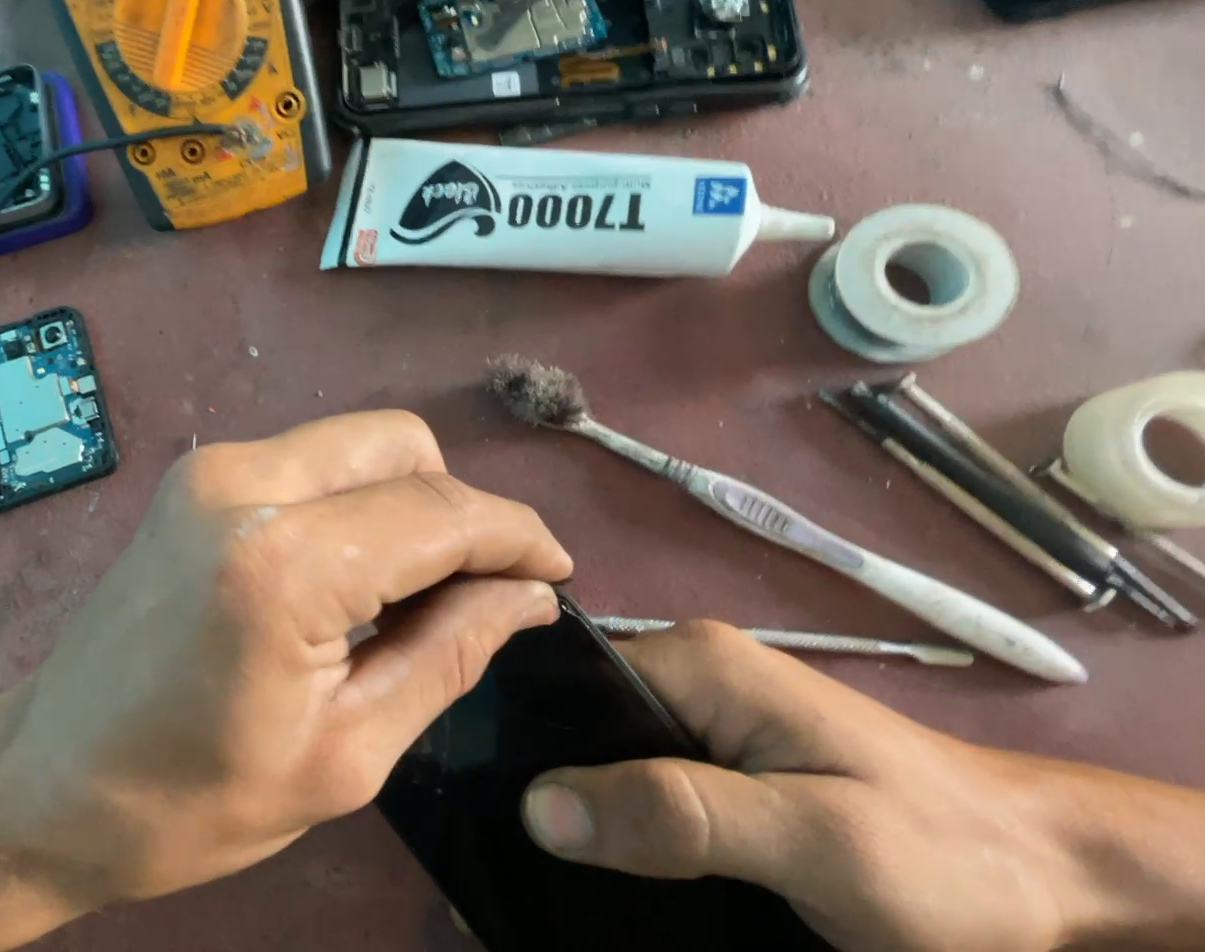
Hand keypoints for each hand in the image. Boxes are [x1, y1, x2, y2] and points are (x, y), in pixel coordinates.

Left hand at [0, 411, 572, 910]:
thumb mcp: (345, 752)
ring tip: (408, 594)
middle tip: (472, 593)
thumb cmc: (192, 798)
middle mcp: (242, 480)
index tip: (555, 574)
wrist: (49, 778)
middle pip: (401, 446)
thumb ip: (447, 653)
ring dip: (405, 501)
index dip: (515, 536)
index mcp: (281, 559)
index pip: (438, 512)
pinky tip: (349, 574)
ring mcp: (210, 468)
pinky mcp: (195, 478)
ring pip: (357, 443)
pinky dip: (354, 500)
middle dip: (457, 509)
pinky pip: (310, 461)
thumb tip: (524, 593)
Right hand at [520, 622, 1085, 951]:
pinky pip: (648, 784)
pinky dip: (627, 826)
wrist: (1065, 885)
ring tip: (541, 874)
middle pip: (582, 720)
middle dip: (549, 785)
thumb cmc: (944, 858)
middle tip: (509, 860)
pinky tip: (607, 872)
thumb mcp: (814, 842)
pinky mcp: (728, 762)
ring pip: (611, 757)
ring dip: (587, 812)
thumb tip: (538, 807)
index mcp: (694, 662)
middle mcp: (690, 674)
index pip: (568, 682)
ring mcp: (710, 717)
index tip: (483, 808)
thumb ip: (678, 816)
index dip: (523, 740)